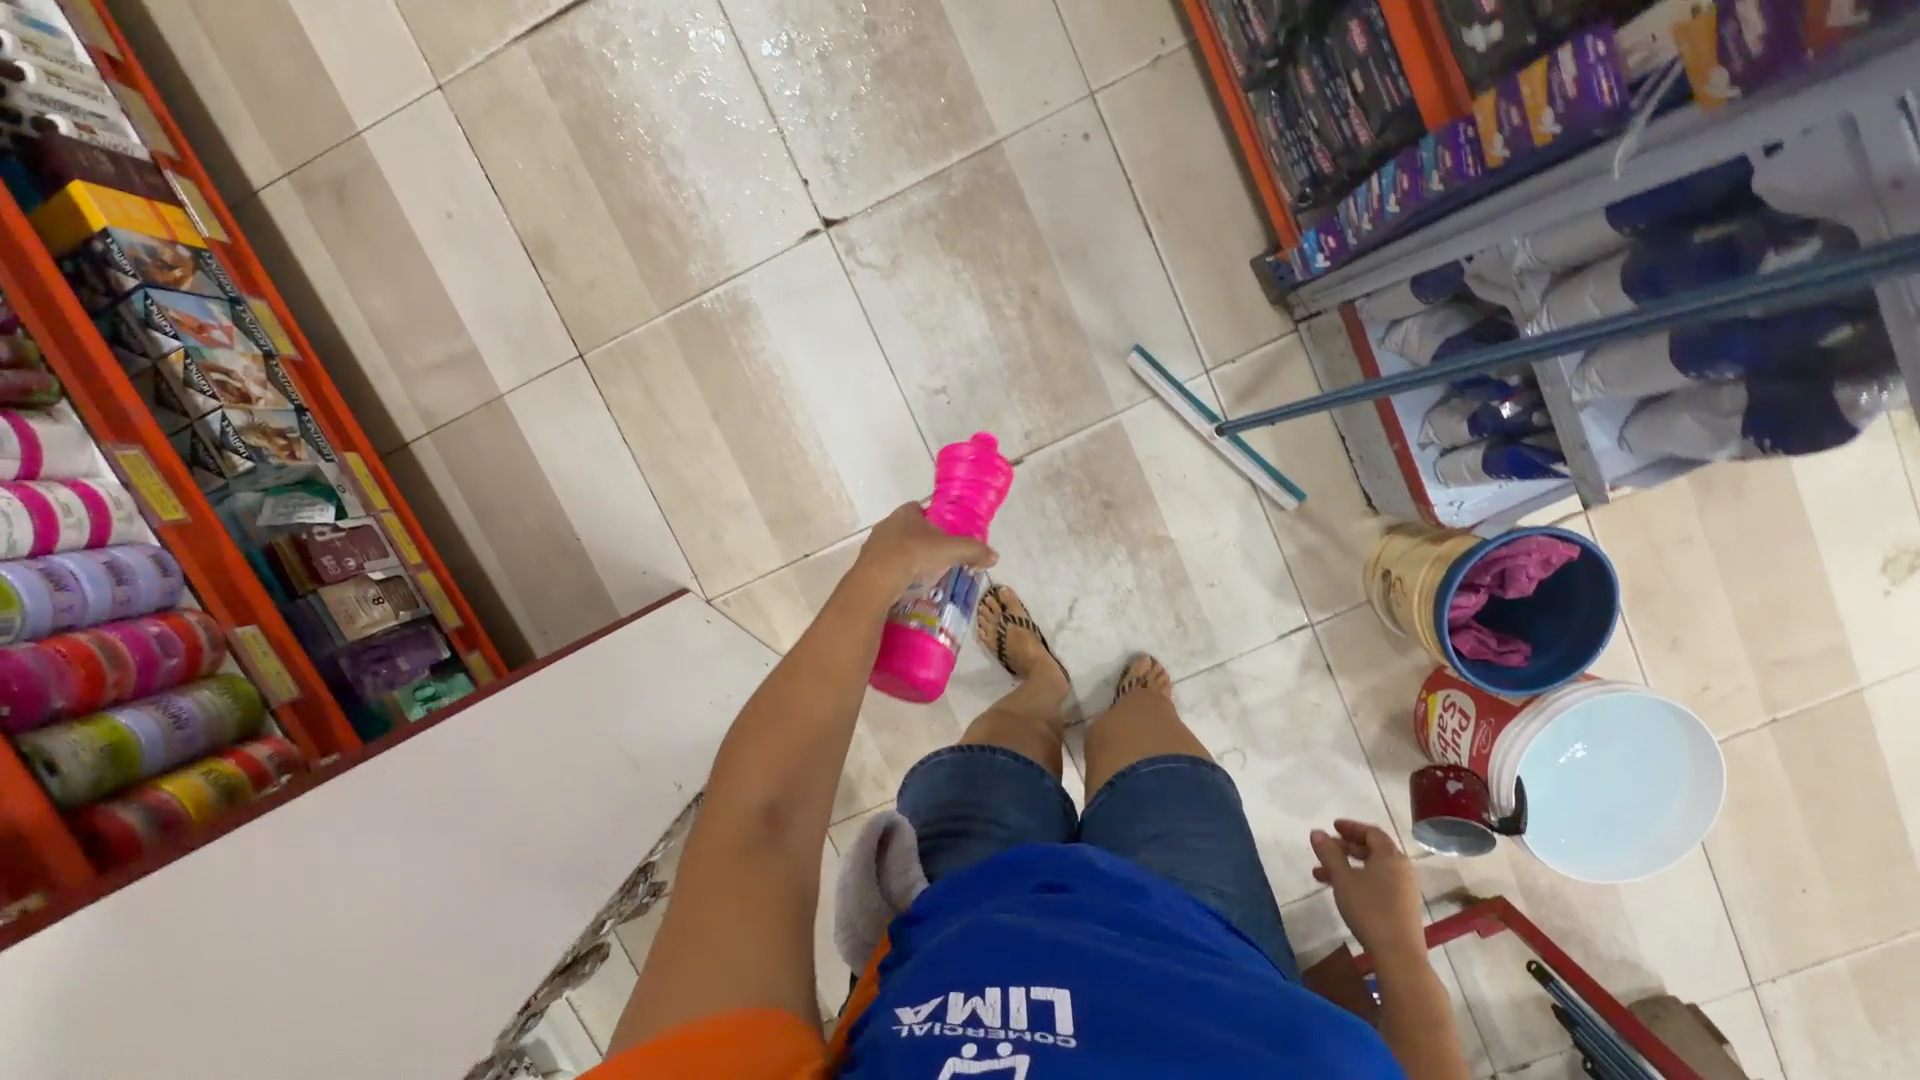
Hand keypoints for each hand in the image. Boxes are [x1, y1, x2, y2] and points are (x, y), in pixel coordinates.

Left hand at [851, 503, 997, 595]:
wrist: (877, 580)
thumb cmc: (915, 555)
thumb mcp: (951, 551)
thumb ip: (973, 550)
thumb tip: (994, 556)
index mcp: (905, 512)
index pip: (920, 509)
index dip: (932, 519)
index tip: (944, 535)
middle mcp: (887, 524)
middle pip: (907, 529)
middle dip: (921, 541)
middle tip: (937, 558)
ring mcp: (873, 545)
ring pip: (894, 548)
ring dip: (907, 559)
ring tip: (922, 576)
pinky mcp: (865, 565)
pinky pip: (884, 567)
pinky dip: (895, 575)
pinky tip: (905, 587)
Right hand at [1311, 819, 1426, 962]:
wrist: (1398, 953)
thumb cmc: (1369, 909)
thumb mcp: (1343, 879)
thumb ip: (1329, 853)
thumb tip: (1317, 832)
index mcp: (1391, 856)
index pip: (1372, 832)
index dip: (1351, 827)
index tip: (1332, 827)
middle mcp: (1402, 868)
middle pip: (1374, 849)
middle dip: (1346, 848)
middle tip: (1326, 850)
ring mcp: (1405, 888)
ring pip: (1374, 868)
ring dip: (1349, 866)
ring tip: (1323, 875)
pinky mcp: (1404, 905)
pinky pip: (1380, 882)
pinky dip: (1360, 879)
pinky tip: (1344, 891)